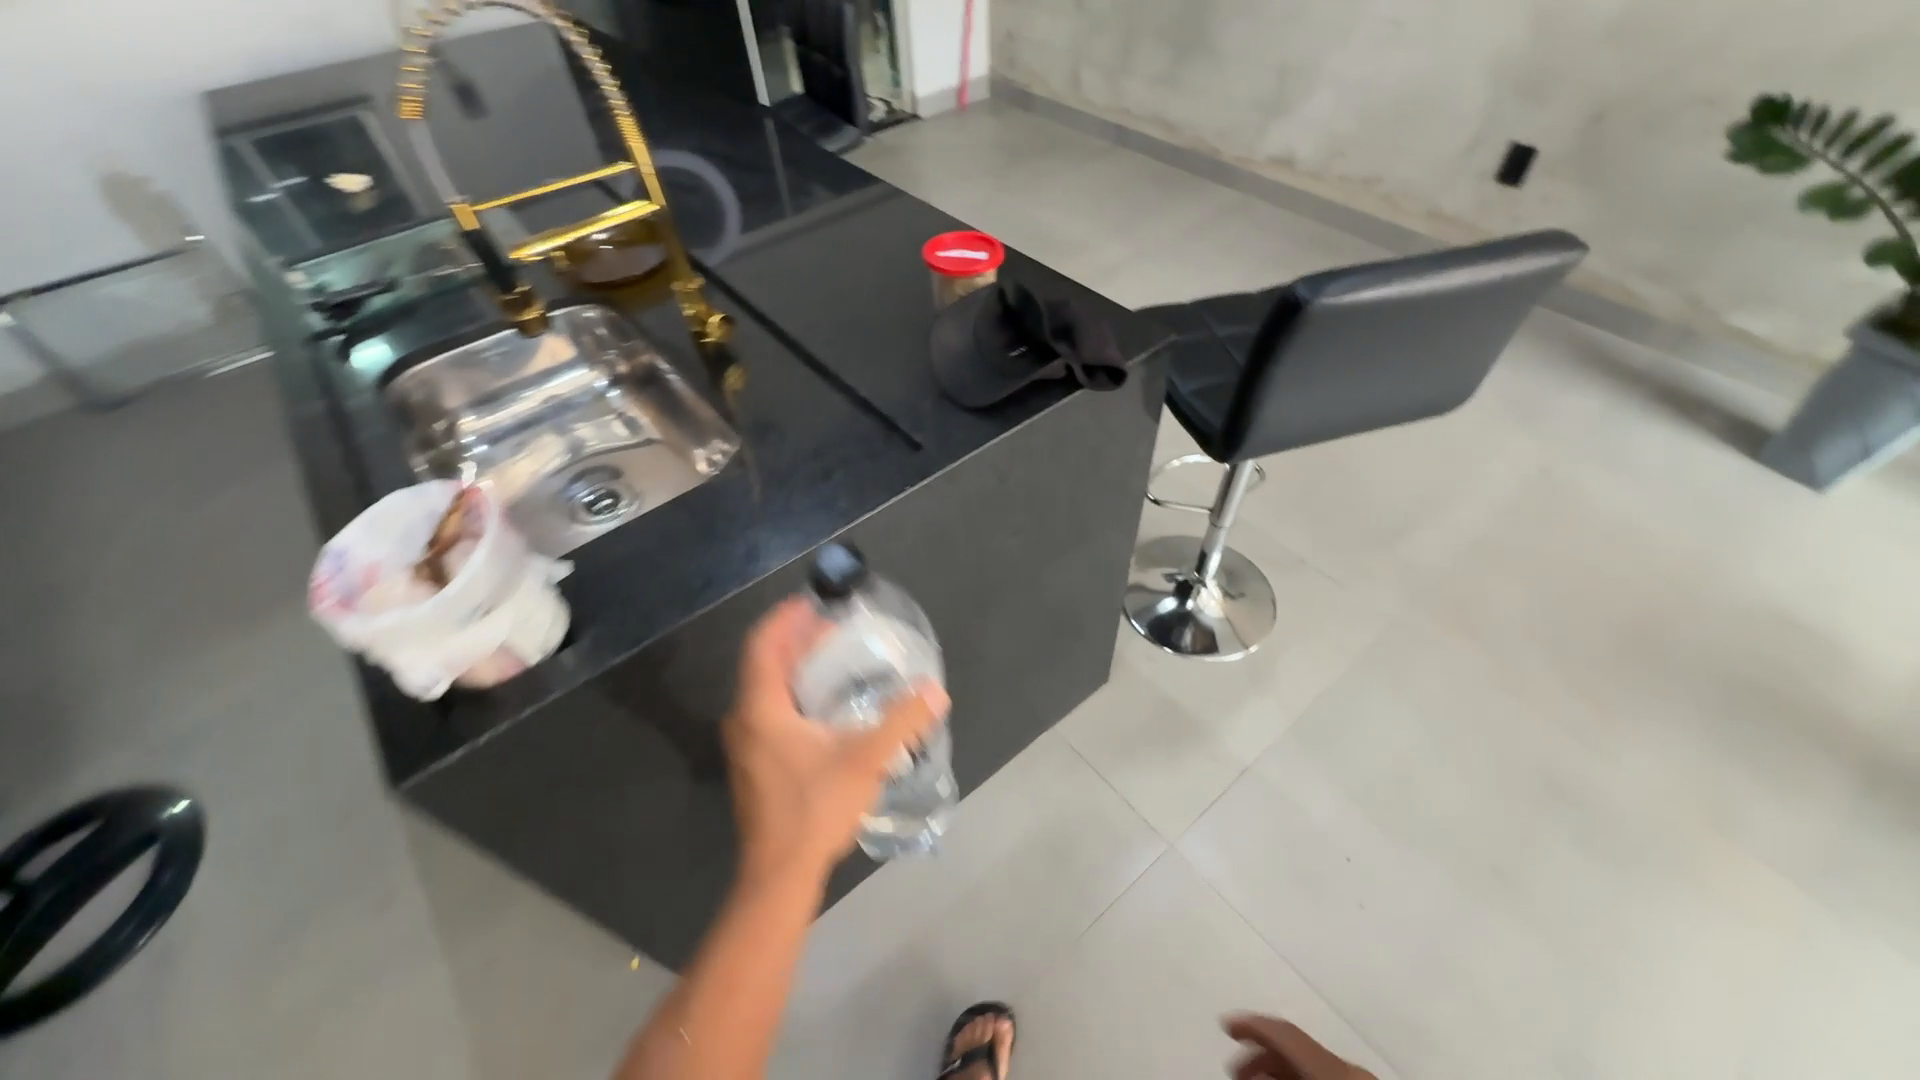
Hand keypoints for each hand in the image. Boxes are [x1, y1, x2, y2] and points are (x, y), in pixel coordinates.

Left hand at [723, 596, 949, 885]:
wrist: (779, 874)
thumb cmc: (815, 808)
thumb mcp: (866, 759)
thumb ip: (902, 721)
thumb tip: (935, 690)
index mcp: (761, 709)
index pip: (763, 645)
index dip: (785, 618)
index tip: (811, 601)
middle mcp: (745, 721)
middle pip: (764, 665)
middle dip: (794, 641)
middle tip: (831, 629)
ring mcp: (746, 747)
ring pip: (766, 691)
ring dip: (794, 670)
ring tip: (831, 661)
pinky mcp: (755, 767)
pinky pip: (769, 713)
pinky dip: (792, 696)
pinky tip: (823, 709)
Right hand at [1223, 1014, 1375, 1079]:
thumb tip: (1251, 1074)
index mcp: (1336, 1070)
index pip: (1286, 1034)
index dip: (1252, 1024)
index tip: (1224, 1024)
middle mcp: (1351, 1070)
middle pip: (1297, 1049)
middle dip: (1260, 1056)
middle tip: (1234, 1071)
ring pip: (1313, 1066)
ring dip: (1279, 1072)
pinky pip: (1327, 1078)